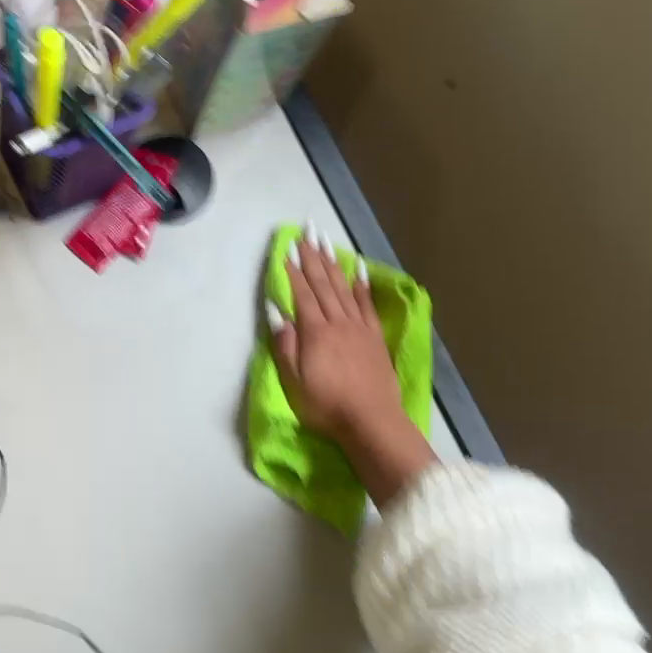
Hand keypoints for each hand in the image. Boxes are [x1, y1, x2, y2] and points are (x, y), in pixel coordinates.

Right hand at [268, 226, 435, 504]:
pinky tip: (356, 268)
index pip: (301, 294)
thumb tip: (277, 314)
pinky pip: (366, 302)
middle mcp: (338, 322)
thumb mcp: (294, 381)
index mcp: (315, 332)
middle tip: (305, 232)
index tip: (286, 249)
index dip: (292, 271)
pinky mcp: (374, 335)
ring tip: (325, 240)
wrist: (371, 420)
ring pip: (343, 287)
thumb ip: (286, 345)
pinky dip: (360, 283)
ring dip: (333, 262)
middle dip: (312, 256)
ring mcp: (359, 326)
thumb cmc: (325, 405)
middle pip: (323, 283)